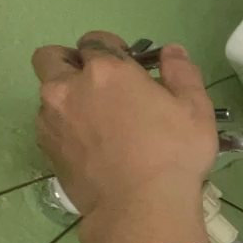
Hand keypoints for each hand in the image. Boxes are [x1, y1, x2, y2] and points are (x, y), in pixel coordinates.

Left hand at [32, 32, 217, 218]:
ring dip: (72, 96)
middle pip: (53, 57)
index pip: (98, 40)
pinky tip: (97, 144)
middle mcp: (69, 86)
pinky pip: (51, 121)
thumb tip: (172, 52)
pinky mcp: (44, 143)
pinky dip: (69, 124)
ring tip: (103, 120)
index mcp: (109, 71)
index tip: (134, 66)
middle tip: (103, 83)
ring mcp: (50, 115)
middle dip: (73, 61)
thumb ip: (183, 74)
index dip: (116, 49)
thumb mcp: (197, 110)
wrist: (140, 201)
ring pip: (50, 92)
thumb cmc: (176, 151)